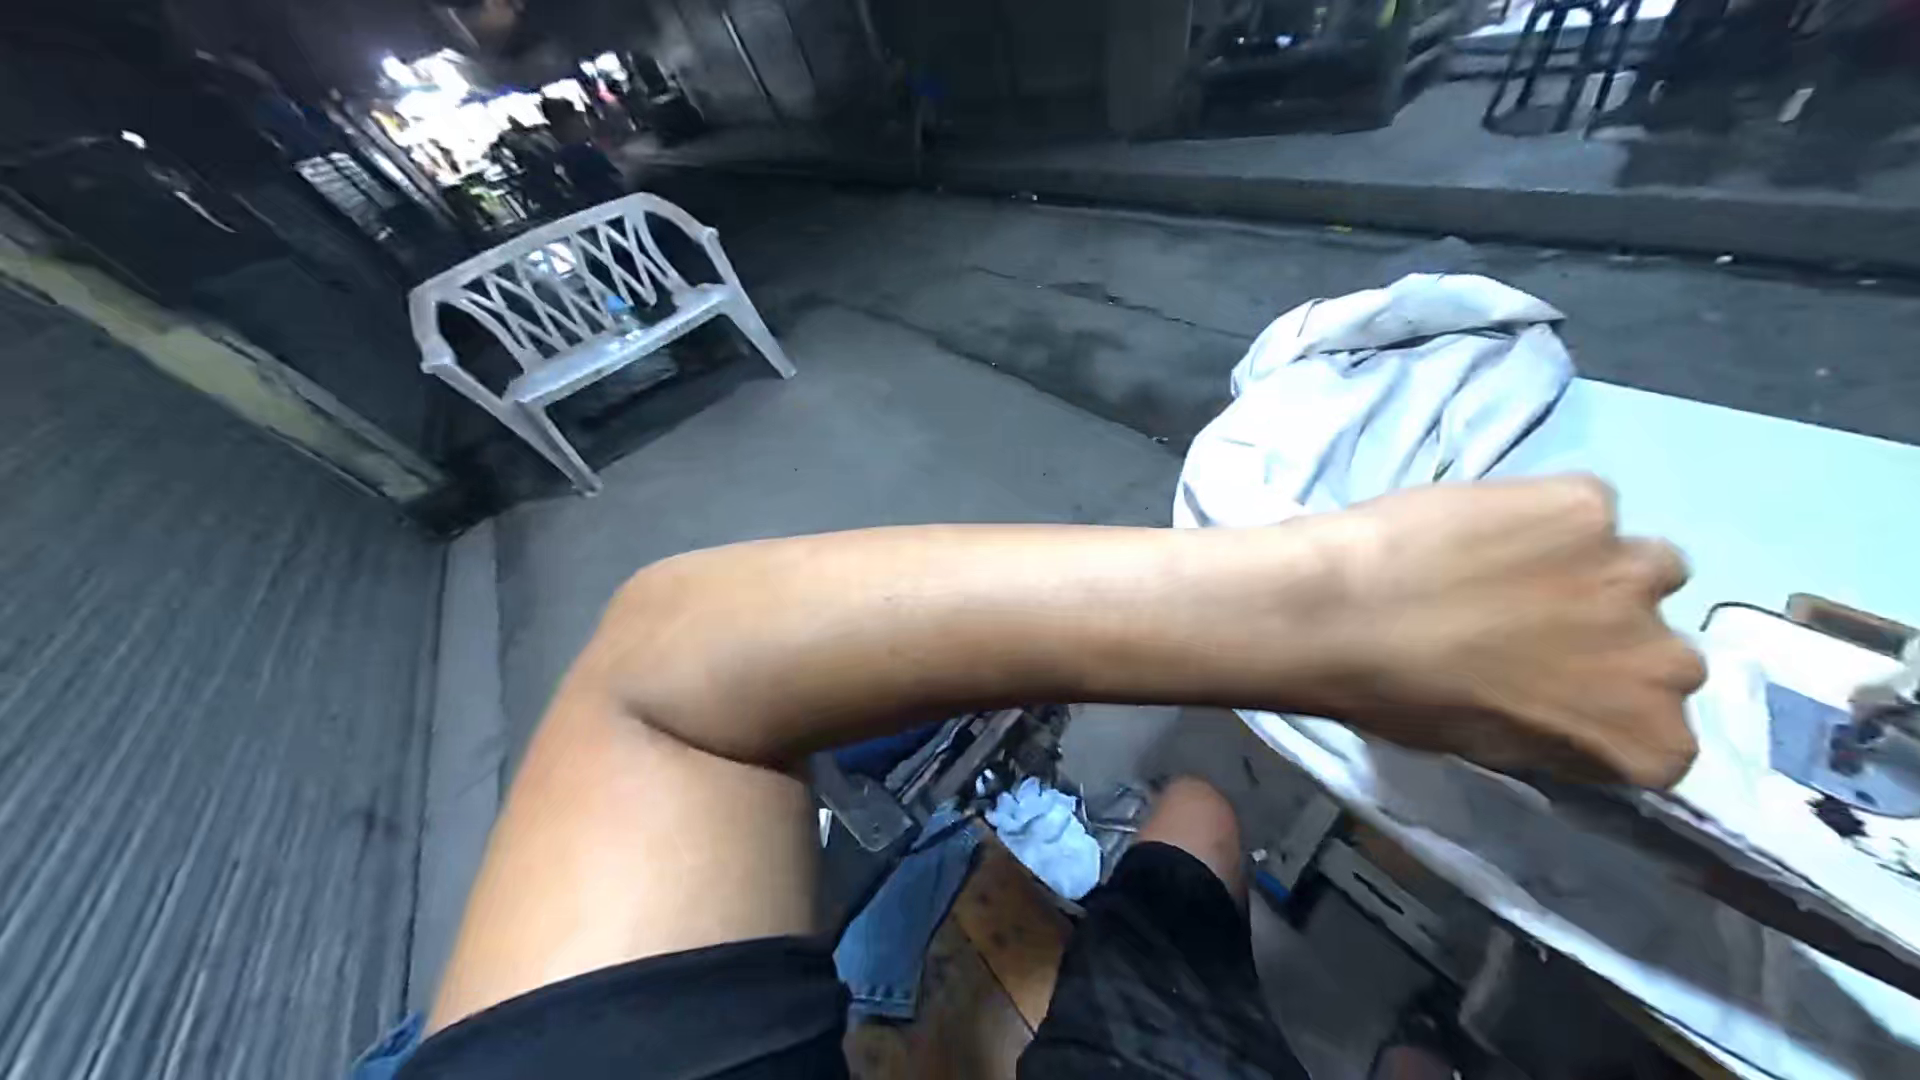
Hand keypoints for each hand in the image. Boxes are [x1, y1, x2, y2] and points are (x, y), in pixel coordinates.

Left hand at [1305, 475, 1703, 787]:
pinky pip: (1577, 503)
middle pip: (1650, 643)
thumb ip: (1543, 728)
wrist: (1331, 611)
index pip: (1651, 727)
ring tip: (1491, 563)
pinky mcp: (1586, 502)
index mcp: (1645, 742)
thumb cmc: (1384, 691)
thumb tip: (1549, 709)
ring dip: (1580, 565)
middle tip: (1507, 617)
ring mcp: (1634, 572)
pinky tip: (1471, 523)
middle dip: (1593, 631)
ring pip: (1635, 564)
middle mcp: (1670, 664)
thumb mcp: (1473, 741)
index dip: (1587, 697)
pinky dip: (1534, 511)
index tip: (1531, 680)